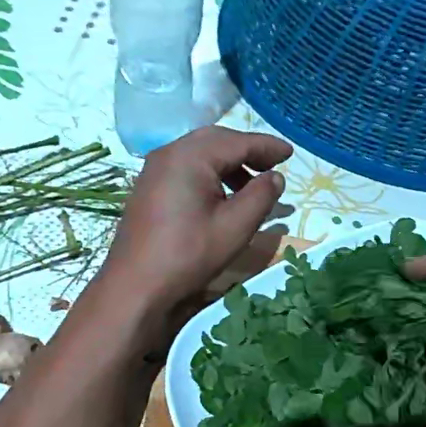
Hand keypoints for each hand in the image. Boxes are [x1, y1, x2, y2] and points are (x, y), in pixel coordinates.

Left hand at [98, 126, 291, 317]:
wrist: (135, 285)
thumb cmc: (188, 255)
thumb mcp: (235, 227)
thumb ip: (261, 196)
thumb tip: (276, 176)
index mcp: (190, 156)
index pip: (237, 141)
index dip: (267, 146)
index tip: (291, 153)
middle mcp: (169, 153)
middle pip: (216, 141)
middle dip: (247, 150)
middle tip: (274, 165)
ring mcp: (154, 169)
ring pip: (199, 154)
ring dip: (228, 163)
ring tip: (252, 185)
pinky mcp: (148, 187)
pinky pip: (185, 168)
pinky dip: (209, 173)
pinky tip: (222, 196)